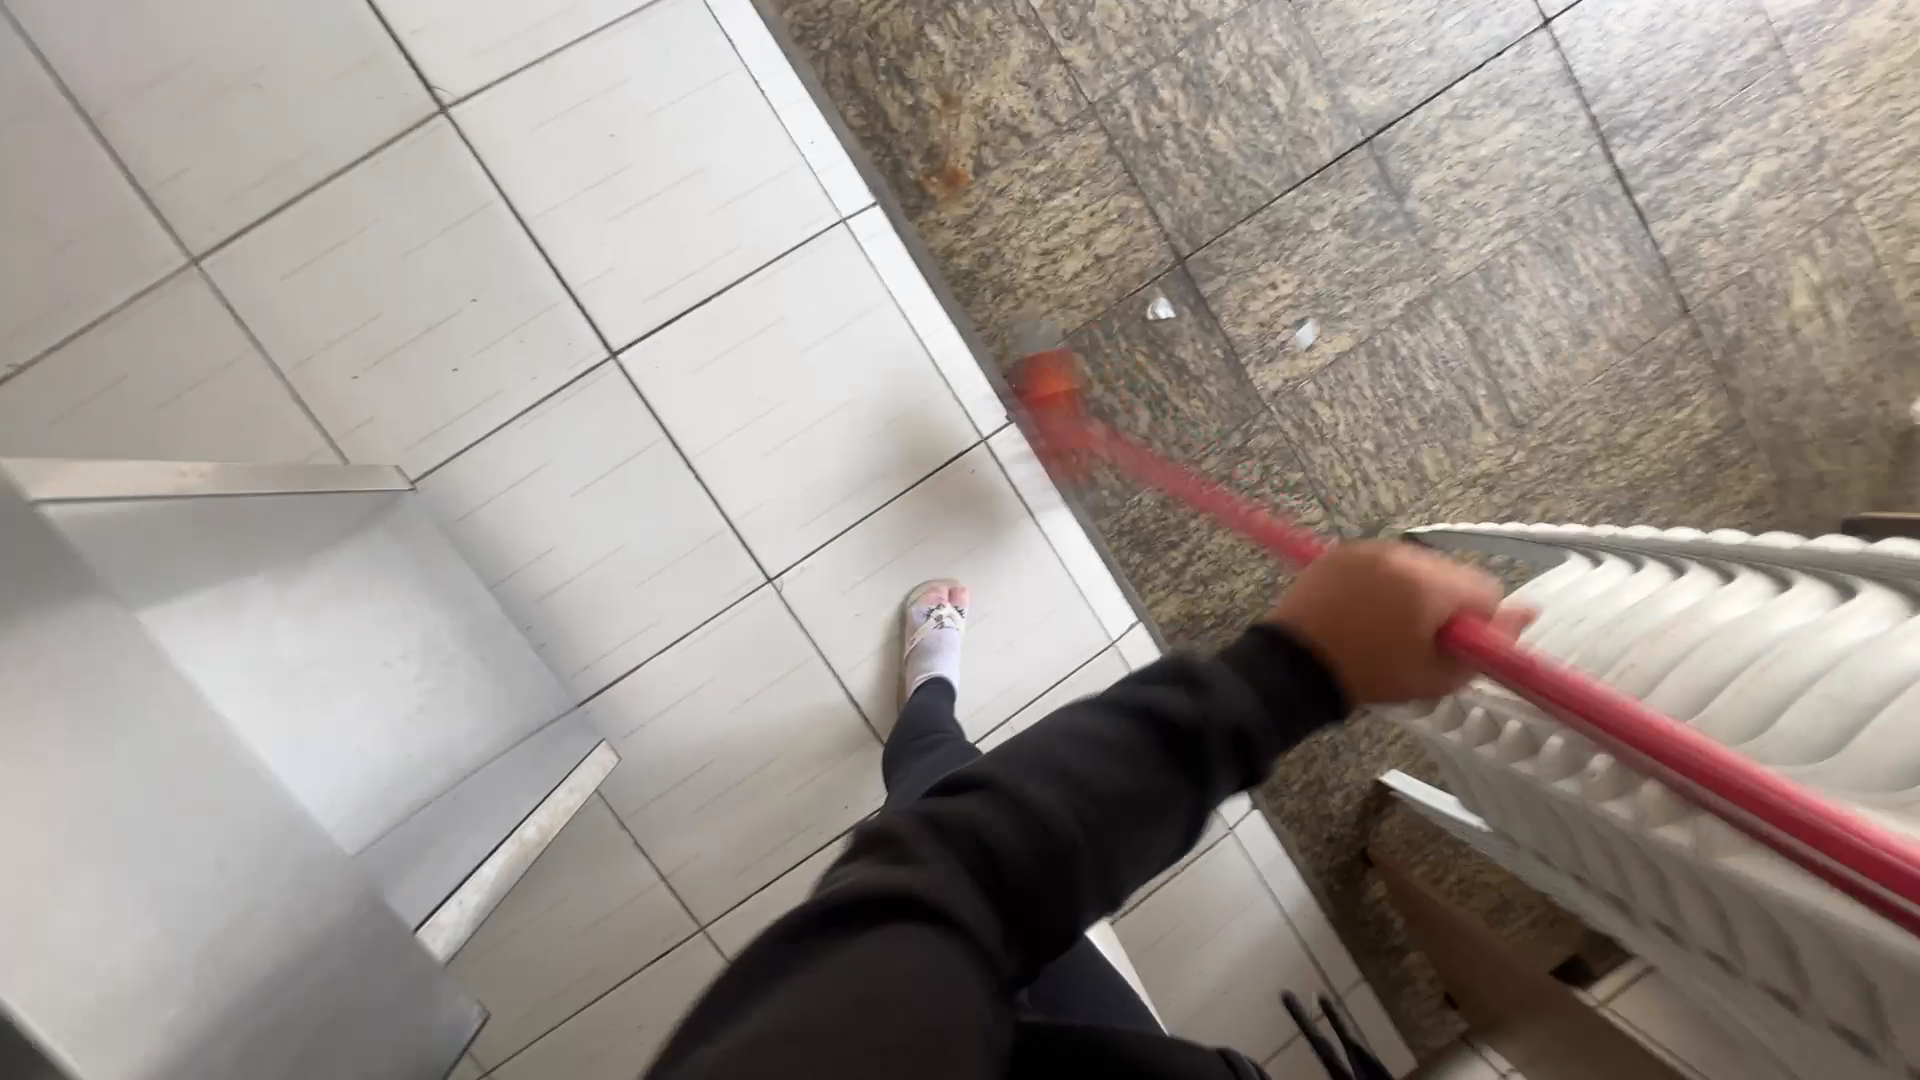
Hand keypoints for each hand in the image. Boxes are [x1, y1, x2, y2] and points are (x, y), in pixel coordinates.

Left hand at [1271, 541, 1535, 705]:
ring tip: (1383, 624)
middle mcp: (1400, 555)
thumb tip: (1528, 612)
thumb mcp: (1438, 675)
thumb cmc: (1369, 674)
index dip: (1477, 621)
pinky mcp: (1338, 552)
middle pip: (1449, 574)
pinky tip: (1361, 609)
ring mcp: (1365, 549)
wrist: (1294, 663)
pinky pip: (1379, 562)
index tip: (1449, 644)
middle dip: (1443, 602)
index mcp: (1429, 583)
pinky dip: (1381, 581)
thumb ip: (1490, 645)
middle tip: (1414, 637)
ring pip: (1415, 566)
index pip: (1486, 589)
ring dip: (1412, 590)